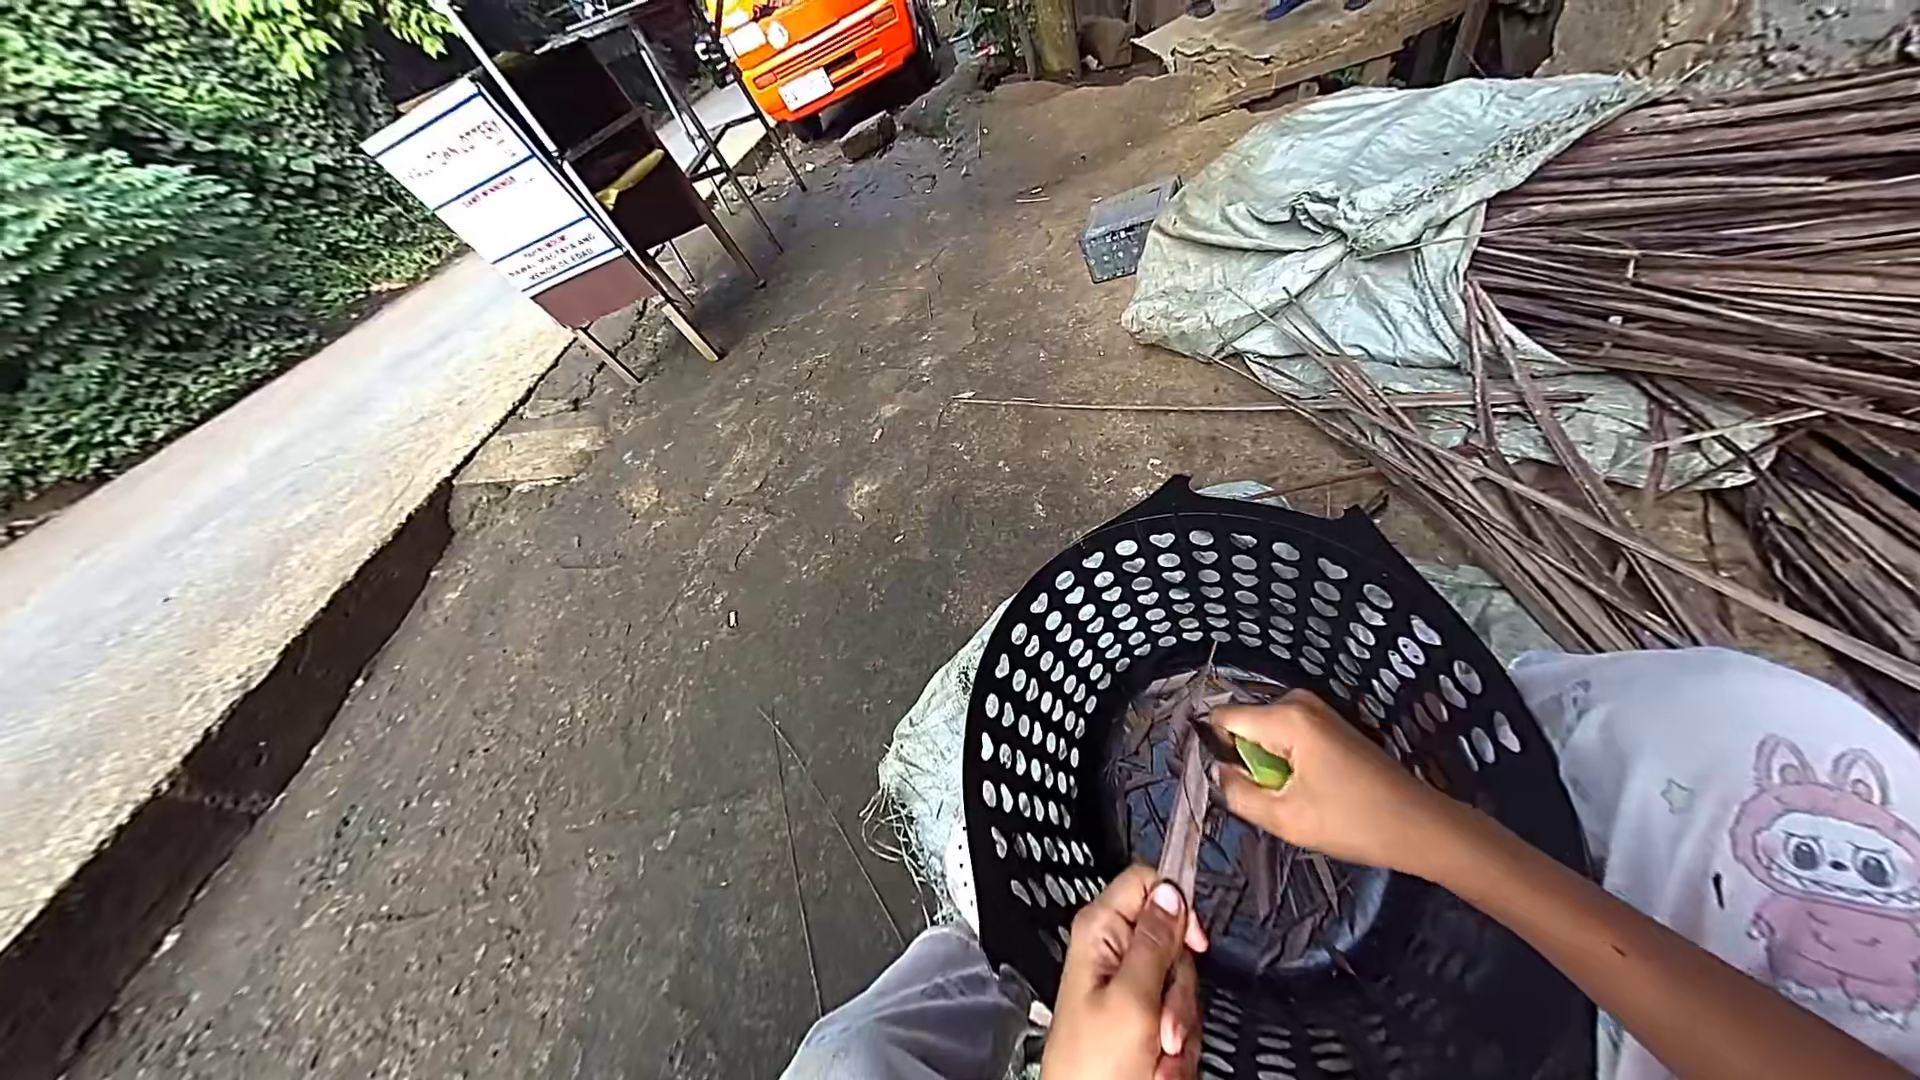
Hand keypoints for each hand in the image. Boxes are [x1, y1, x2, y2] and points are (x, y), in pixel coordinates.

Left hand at [1041, 865, 1208, 1079]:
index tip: (1194, 942)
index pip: (1145, 883)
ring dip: (1180, 1029)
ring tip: (1156, 1058)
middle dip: (1178, 990)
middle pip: (1172, 940)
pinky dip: (1177, 1052)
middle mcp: (1114, 951)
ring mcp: (1129, 986)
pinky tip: (1159, 1070)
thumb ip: (1154, 943)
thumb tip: (1171, 890)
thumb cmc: (1095, 1069)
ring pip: (1180, 985)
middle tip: (1163, 1025)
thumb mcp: (1131, 1001)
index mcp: (1101, 930)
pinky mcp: (1141, 1020)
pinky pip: (1179, 1020)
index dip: (1176, 904)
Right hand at [1212, 690, 1465, 878]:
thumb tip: (1217, 772)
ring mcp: (1315, 708)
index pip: (1221, 717)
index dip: (1218, 749)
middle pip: (1242, 724)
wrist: (1425, 828)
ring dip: (1267, 761)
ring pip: (1261, 731)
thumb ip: (1236, 793)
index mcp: (1284, 718)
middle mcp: (1297, 702)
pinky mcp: (1327, 720)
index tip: (1238, 780)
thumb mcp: (1284, 820)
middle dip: (1247, 758)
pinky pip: (1282, 733)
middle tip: (1276, 794)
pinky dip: (1286, 759)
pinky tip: (1313, 786)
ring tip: (1297, 793)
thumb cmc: (1356, 824)